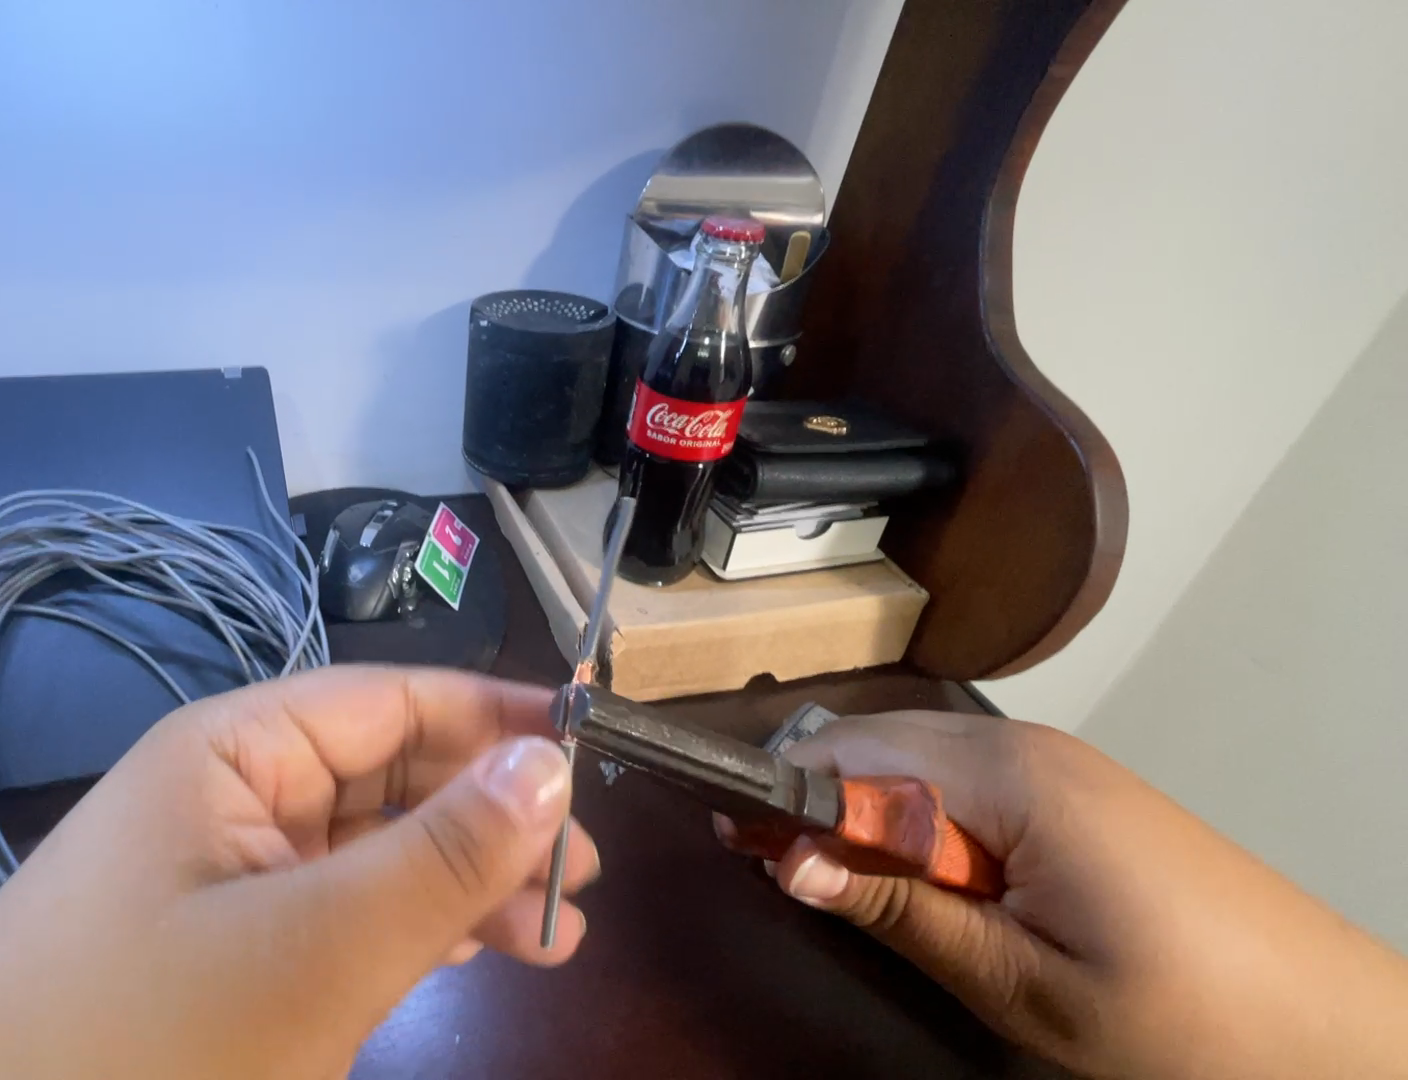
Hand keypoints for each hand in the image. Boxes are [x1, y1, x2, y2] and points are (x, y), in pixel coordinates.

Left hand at [0, 666, 594, 1078]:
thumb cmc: (136, 1051)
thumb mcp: (314, 952)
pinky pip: (343, 909)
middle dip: (487, 811)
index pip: (391, 700)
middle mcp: (235, 790)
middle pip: (389, 772)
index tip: (584, 743)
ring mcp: (230, 871)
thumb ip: (440, 855)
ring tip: (554, 926)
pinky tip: (474, 950)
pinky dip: (414, 926)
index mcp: (237, 748)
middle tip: (581, 869)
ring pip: (375, 846)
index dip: (490, 716)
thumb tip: (549, 765)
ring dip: (462, 878)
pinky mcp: (228, 945)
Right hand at [721, 711, 1407, 1078]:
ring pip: (905, 749)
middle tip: (778, 861)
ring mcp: (1044, 753)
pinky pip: (949, 767)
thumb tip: (789, 863)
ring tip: (838, 867)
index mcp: (1006, 775)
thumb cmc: (1192, 1025)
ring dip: (858, 801)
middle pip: (871, 739)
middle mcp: (1016, 740)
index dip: (785, 794)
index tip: (738, 841)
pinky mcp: (1062, 777)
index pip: (852, 755)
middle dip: (813, 794)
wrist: (1358, 1039)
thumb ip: (899, 911)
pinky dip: (907, 804)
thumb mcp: (1027, 986)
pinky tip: (916, 859)